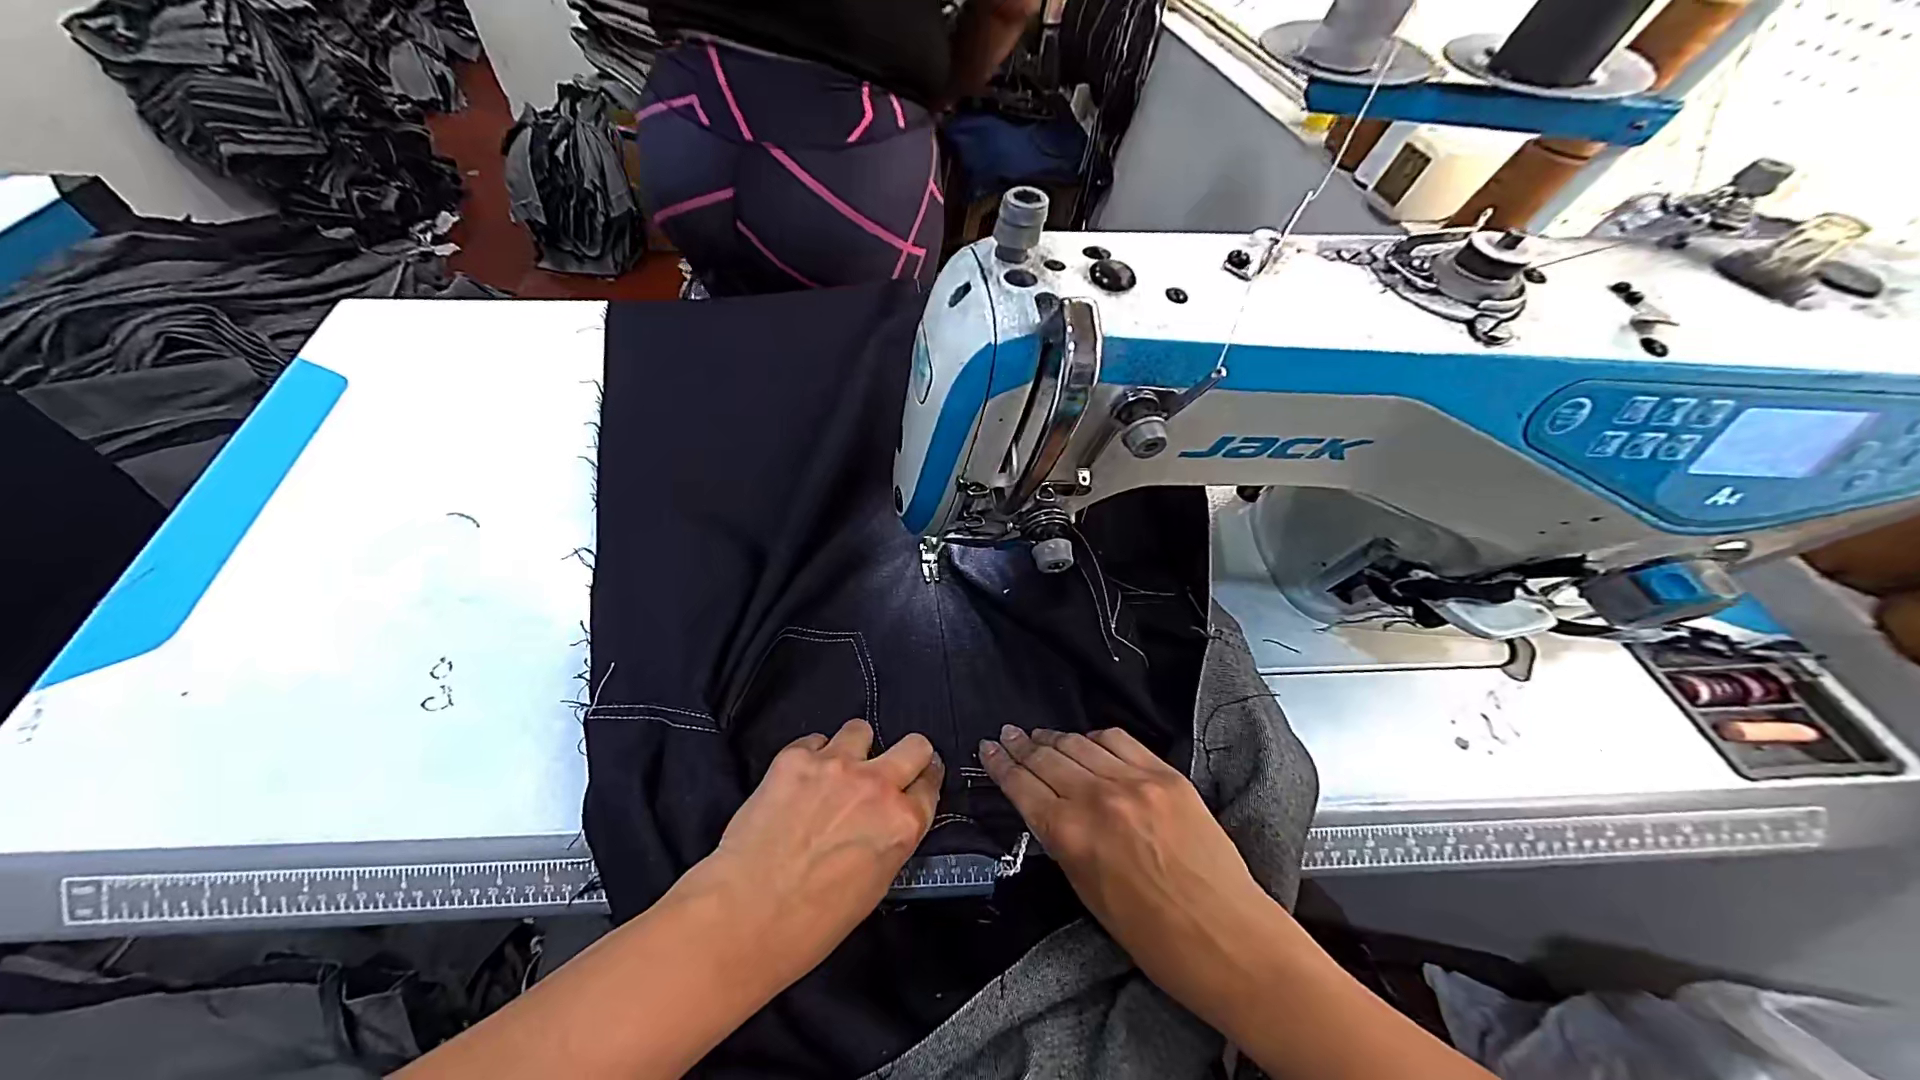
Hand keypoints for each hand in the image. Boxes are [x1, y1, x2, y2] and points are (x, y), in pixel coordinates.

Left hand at [685, 718, 943, 983]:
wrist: (742, 918)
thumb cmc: (810, 924)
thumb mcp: (875, 886)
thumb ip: (890, 840)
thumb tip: (885, 821)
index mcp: (903, 823)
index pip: (931, 783)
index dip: (923, 783)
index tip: (914, 783)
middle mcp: (877, 786)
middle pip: (915, 745)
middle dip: (905, 756)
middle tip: (885, 772)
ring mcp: (835, 766)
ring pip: (861, 729)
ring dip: (854, 750)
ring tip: (834, 774)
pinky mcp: (794, 758)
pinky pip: (814, 740)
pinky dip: (811, 757)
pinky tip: (798, 783)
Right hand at [978, 725, 1278, 1025]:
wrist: (1229, 940)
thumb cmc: (1156, 937)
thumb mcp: (1088, 894)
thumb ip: (1063, 843)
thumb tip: (1049, 810)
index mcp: (1071, 835)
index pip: (1022, 785)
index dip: (1000, 764)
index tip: (988, 749)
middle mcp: (1098, 799)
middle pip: (1046, 757)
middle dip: (1021, 745)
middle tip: (1007, 735)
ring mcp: (1135, 782)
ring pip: (1079, 743)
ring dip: (1053, 738)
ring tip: (1039, 735)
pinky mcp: (1166, 775)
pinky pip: (1120, 741)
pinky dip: (1095, 737)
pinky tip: (1087, 740)